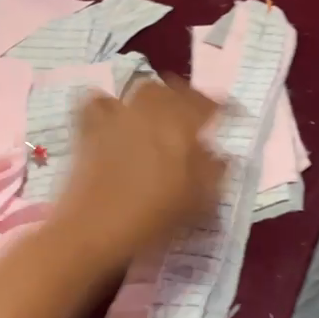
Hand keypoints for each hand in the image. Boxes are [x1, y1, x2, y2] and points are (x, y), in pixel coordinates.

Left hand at [51, 79, 223, 267]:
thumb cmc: (151, 218)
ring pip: (140, 89)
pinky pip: (99, 100)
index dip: (221, 106)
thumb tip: (221, 156)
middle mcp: (151, 111)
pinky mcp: (89, 126)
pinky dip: (110, 103)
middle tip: (192, 114)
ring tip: (157, 112)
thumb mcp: (196, 202)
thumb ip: (213, 173)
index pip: (208, 103)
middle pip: (172, 89)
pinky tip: (113, 116)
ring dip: (153, 96)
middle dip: (186, 97)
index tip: (229, 115)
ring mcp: (118, 115)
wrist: (93, 228)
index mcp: (182, 126)